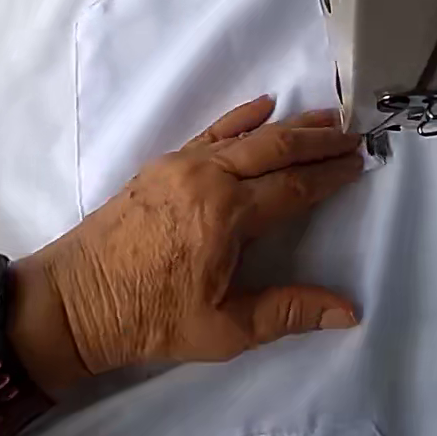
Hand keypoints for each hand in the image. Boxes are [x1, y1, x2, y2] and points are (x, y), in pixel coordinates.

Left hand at [8, 95, 363, 394]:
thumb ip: (287, 312)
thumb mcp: (223, 330)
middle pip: (275, 148)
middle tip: (353, 133)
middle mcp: (206, 178)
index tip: (360, 162)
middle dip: (318, 139)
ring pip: (245, 135)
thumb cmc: (148, 318)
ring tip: (324, 117)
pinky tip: (262, 105)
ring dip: (288, 125)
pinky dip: (240, 118)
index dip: (330, 175)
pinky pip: (210, 133)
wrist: (75, 298)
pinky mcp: (161, 164)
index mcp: (226, 215)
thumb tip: (349, 310)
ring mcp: (180, 165)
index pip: (293, 187)